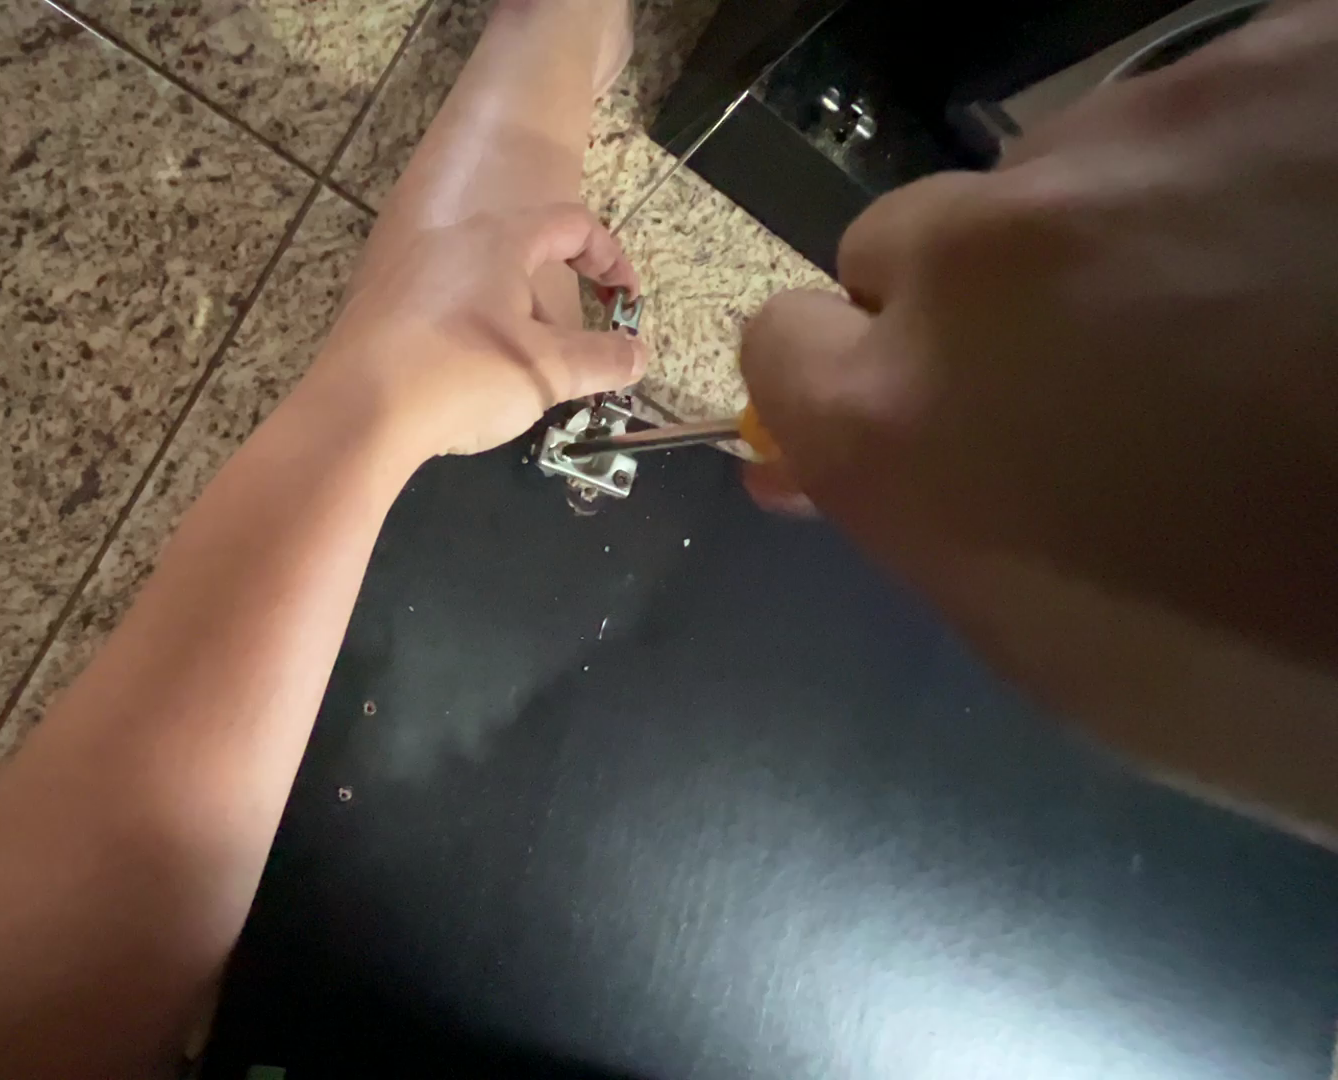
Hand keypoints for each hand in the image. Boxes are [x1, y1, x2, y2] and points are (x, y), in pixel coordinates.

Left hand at [301, 203, 646, 459]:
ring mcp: (402, 275)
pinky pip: (435, 317)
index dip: (610, 258)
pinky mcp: (373, 313)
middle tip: (556, 362)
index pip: (572, 225)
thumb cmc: (463, 376)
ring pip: (476, 292)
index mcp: (498, 239)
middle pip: (520, 261)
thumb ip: (602, 360)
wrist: (357, 414)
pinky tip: (454, 386)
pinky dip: (462, 342)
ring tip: (503, 384)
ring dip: (506, 331)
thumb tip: (638, 356)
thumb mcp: (547, 372)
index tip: (626, 301)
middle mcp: (447, 243)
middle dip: (550, 313)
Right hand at [738, 0, 1337, 664]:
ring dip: (1103, 234)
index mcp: (891, 420)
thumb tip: (788, 462)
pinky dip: (1249, 165)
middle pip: (892, 243)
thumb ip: (894, 514)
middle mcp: (975, 265)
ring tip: (1263, 302)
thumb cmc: (1286, 661)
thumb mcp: (1033, 627)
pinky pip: (1207, 105)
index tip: (900, 400)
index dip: (830, 371)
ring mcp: (1149, 140)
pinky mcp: (1313, 50)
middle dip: (952, 301)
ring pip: (1046, 172)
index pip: (774, 338)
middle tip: (1088, 362)